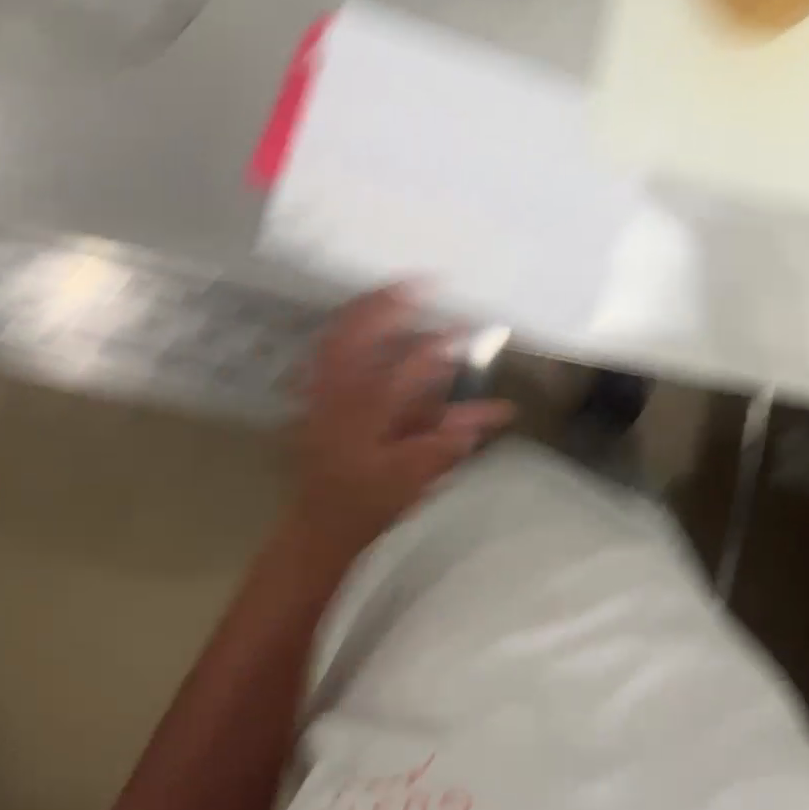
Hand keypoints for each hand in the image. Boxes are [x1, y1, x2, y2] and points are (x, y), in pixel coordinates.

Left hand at [289, 285, 513, 552]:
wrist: (318, 526)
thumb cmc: (371, 505)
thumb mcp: (418, 475)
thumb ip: (454, 439)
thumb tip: (499, 409)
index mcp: (372, 413)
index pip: (412, 364)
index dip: (444, 342)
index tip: (469, 328)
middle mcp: (343, 394)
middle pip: (361, 333)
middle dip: (392, 303)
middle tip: (421, 283)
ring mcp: (320, 392)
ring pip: (339, 335)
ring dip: (367, 308)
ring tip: (395, 288)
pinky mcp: (309, 397)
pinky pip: (323, 351)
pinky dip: (343, 328)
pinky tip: (358, 318)